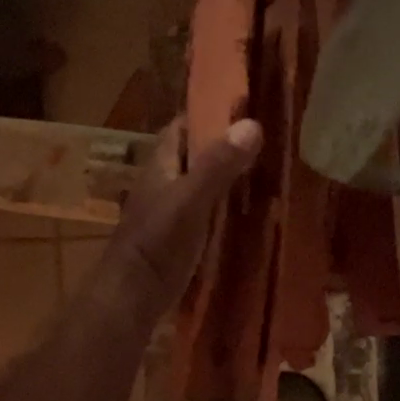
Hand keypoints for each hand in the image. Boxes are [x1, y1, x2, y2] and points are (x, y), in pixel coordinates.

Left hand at [93, 118, 261, 327]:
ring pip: (201, 183)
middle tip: (266, 138)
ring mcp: (169, 212)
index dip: (208, 112)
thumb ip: (218, 165)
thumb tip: (251, 124)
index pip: (182, 126)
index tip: (244, 104)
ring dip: (227, 176)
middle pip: (194, 154)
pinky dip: (225, 205)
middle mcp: (163, 183)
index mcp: (161, 165)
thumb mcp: (190, 199)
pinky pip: (206, 211)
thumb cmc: (157, 243)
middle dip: (224, 145)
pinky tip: (249, 210)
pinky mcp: (178, 238)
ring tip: (267, 169)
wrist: (132, 297)